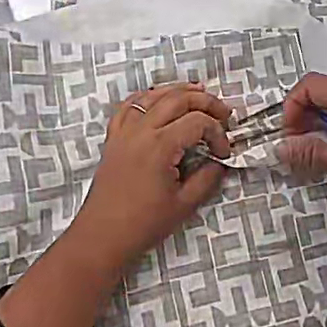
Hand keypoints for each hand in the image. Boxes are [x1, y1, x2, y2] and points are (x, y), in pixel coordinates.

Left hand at [66, 83, 232, 275]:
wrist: (103, 235)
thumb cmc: (143, 224)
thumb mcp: (185, 204)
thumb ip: (207, 178)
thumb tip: (219, 162)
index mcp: (160, 146)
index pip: (198, 122)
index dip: (218, 133)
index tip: (224, 152)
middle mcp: (140, 131)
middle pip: (178, 99)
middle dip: (206, 101)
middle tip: (224, 113)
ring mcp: (124, 132)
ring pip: (153, 96)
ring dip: (178, 91)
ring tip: (199, 93)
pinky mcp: (114, 138)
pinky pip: (129, 106)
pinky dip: (147, 97)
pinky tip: (159, 99)